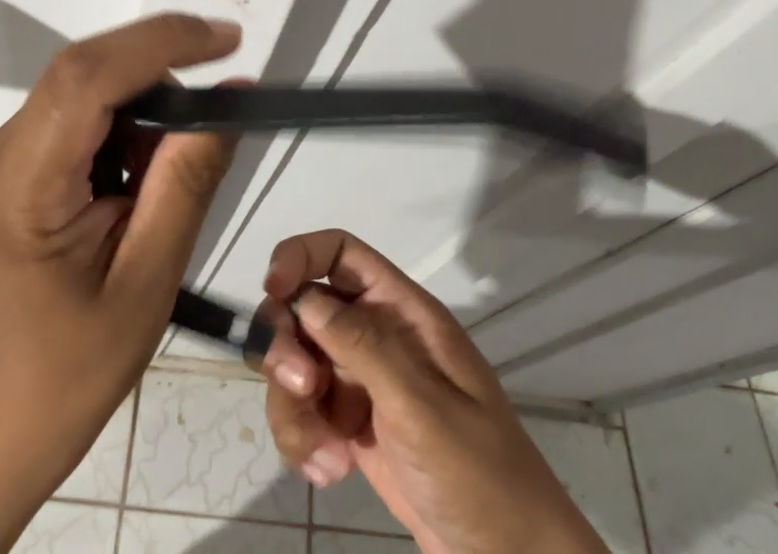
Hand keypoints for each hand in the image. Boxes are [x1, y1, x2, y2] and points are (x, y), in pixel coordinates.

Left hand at [0, 12, 243, 449]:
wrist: (27, 391)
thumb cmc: (89, 351)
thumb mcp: (154, 270)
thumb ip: (189, 177)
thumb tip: (235, 92)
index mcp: (22, 193)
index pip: (83, 82)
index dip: (157, 44)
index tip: (229, 42)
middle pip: (81, 74)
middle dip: (159, 72)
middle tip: (218, 108)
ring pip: (84, 86)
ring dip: (145, 106)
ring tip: (167, 175)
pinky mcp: (11, 159)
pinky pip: (78, 112)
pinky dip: (125, 125)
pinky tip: (141, 176)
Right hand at [258, 231, 608, 553]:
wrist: (504, 551)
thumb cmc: (478, 471)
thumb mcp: (421, 406)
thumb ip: (363, 346)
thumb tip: (306, 297)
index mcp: (404, 314)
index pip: (343, 253)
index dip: (301, 256)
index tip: (273, 292)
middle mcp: (377, 337)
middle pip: (303, 311)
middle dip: (287, 348)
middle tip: (301, 390)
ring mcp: (360, 382)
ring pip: (294, 366)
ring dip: (293, 409)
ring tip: (326, 457)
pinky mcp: (348, 424)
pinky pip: (301, 413)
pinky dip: (302, 440)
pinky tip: (330, 472)